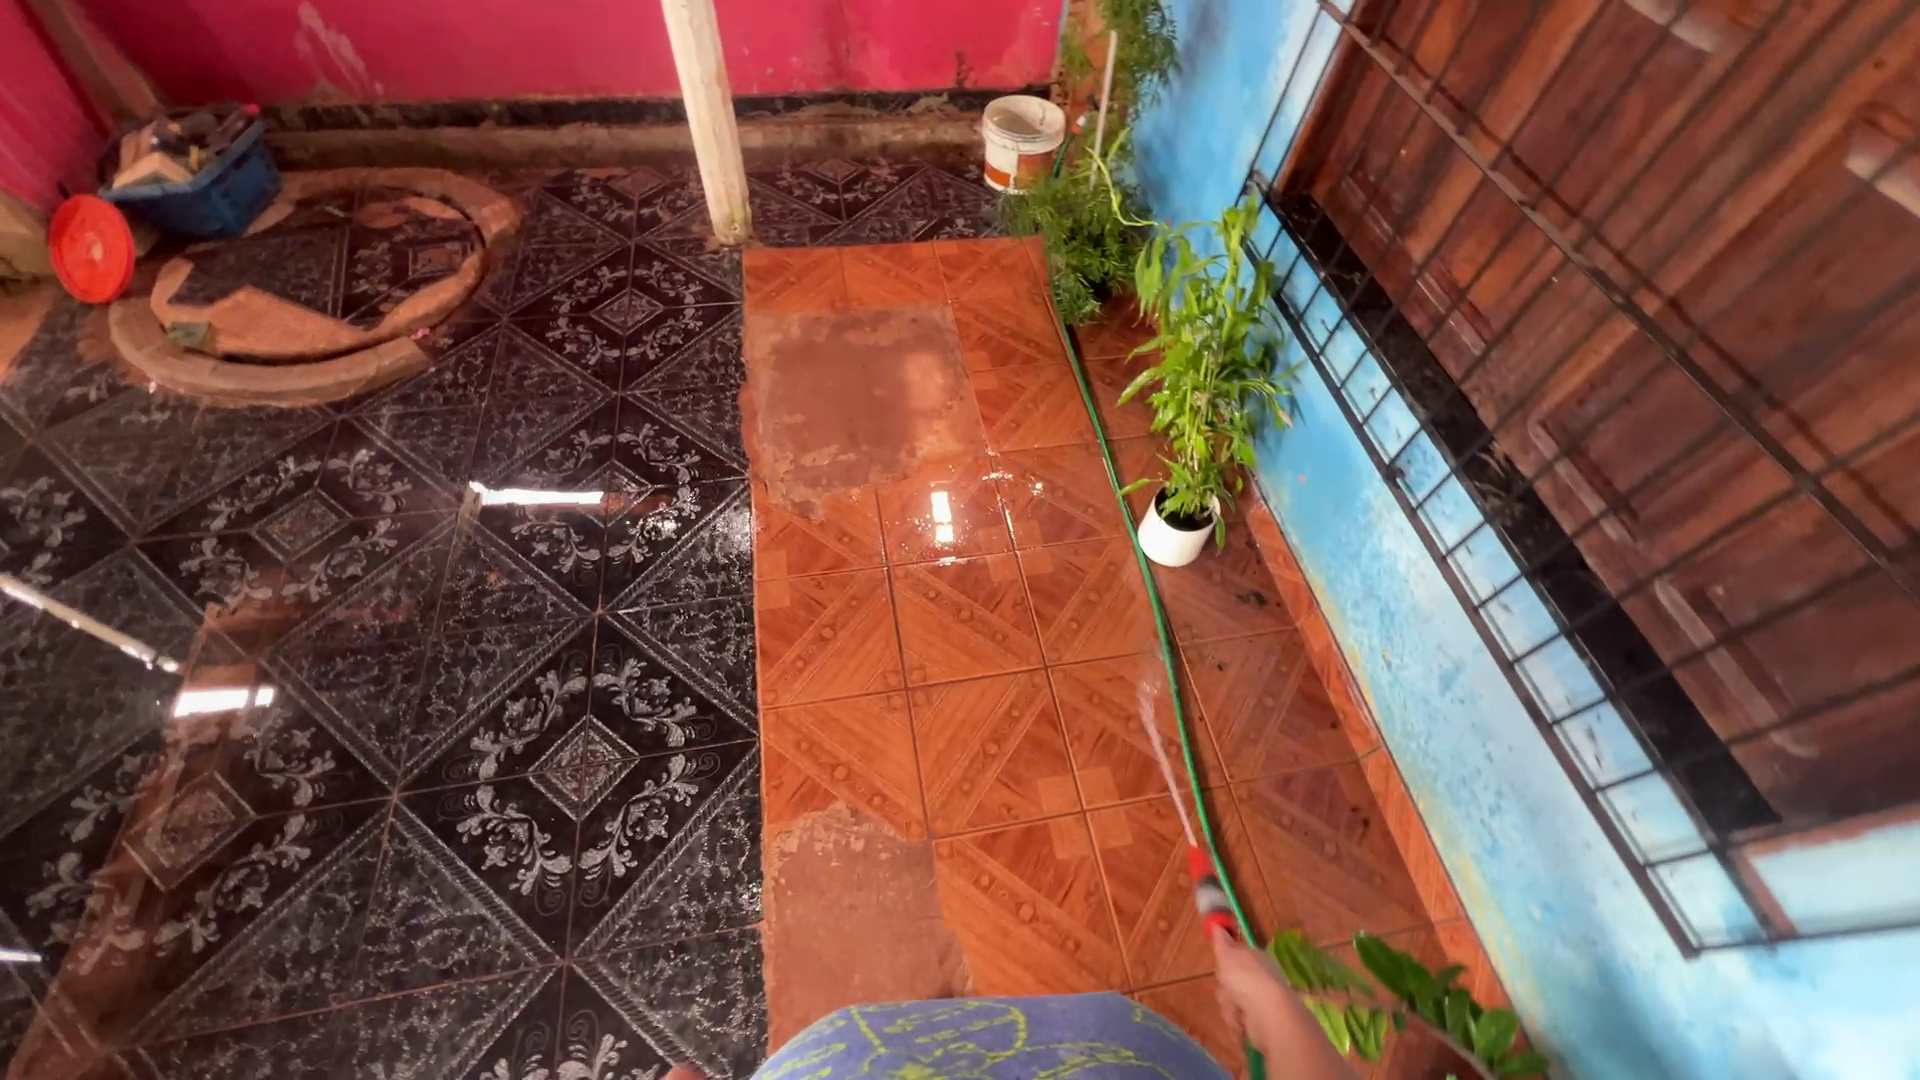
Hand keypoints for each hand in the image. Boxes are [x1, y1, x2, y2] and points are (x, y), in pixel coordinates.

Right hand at [1210, 926, 1295, 1051]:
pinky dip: (1236, 1020)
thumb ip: (1221, 940)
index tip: (1220, 963)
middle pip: (1229, 979)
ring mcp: (1260, 1000)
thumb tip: (1216, 924)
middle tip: (1227, 986)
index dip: (1225, 959)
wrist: (1268, 1013)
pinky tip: (1241, 1020)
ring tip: (1236, 1006)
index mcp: (1255, 958)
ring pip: (1230, 998)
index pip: (1235, 955)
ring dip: (1228, 1004)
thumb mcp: (1227, 953)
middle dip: (1224, 985)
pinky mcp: (1257, 1020)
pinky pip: (1237, 1017)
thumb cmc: (1246, 977)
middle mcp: (1259, 977)